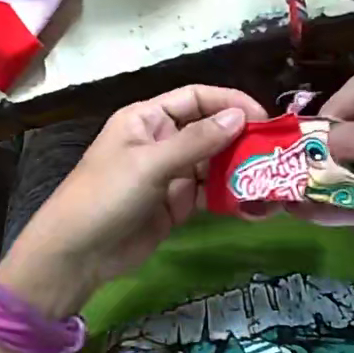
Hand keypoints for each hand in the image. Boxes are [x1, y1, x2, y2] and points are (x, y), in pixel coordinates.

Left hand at [0, 85, 265, 316]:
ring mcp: (169, 175)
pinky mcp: (175, 206)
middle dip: (240, 140)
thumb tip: (239, 117)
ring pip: (212, 165)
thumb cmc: (106, 195)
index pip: (195, 99)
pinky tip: (254, 203)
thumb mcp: (150, 163)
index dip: (229, 103)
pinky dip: (229, 197)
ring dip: (239, 171)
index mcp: (147, 119)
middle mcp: (161, 142)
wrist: (77, 254)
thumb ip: (196, 141)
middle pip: (209, 132)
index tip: (263, 118)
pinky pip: (208, 195)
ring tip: (272, 179)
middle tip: (276, 153)